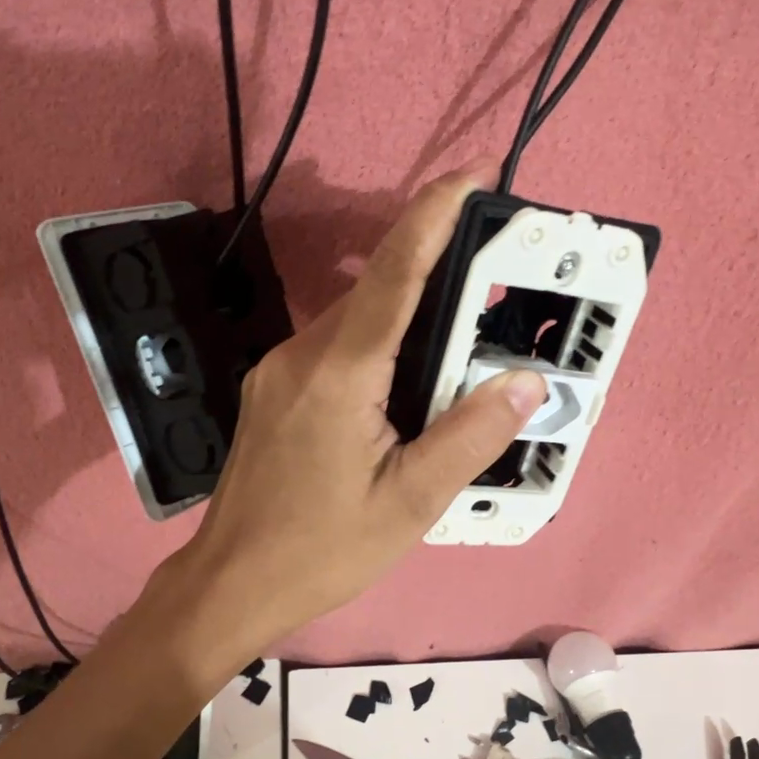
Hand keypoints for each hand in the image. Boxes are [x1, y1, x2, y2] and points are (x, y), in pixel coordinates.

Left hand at [172, 159, 545, 643]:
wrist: (231, 584)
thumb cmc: (324, 550)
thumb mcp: (411, 502)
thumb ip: (470, 435)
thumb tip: (526, 382)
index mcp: (338, 374)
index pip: (395, 274)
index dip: (435, 216)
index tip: (472, 175)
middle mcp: (300, 355)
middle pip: (377, 294)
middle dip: (435, 272)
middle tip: (492, 278)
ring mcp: (277, 371)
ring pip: (355, 322)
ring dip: (407, 318)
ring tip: (457, 345)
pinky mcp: (271, 391)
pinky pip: (334, 349)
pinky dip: (377, 347)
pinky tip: (403, 385)